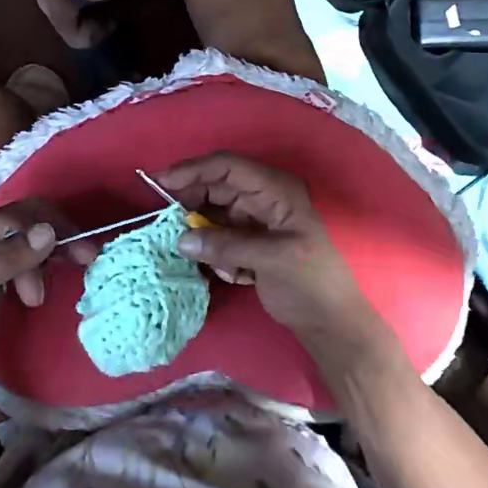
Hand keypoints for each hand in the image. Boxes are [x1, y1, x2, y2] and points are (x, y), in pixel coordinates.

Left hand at [0, 200, 94, 380]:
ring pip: (32, 241)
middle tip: (86, 259)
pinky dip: (41, 271)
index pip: (13, 218)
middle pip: (27, 222)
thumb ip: (4, 260)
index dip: (45, 233)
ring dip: (46, 261)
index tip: (75, 256)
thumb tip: (49, 232)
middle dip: (55, 239)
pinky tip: (38, 292)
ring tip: (36, 299)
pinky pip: (29, 261)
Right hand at [154, 152, 375, 341]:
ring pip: (212, 214)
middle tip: (168, 228)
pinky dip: (216, 254)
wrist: (328, 321)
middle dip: (191, 206)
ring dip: (206, 238)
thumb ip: (228, 246)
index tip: (160, 184)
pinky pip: (216, 238)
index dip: (192, 170)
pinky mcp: (246, 241)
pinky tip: (237, 276)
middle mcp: (263, 197)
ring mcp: (254, 219)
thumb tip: (182, 239)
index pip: (227, 167)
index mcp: (276, 189)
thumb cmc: (311, 284)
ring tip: (219, 264)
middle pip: (214, 188)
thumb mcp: (273, 260)